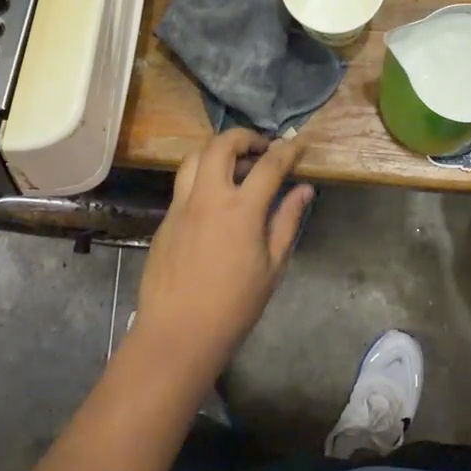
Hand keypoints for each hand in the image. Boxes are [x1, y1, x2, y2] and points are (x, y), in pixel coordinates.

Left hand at [133, 130, 313, 379]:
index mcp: (240, 210)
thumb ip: (287, 221)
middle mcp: (208, 198)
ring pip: (194, 157)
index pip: (269, 165)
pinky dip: (202, 176)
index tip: (298, 145)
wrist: (179, 332)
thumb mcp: (273, 266)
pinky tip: (215, 198)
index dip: (287, 150)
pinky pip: (183, 184)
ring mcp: (181, 206)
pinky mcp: (165, 219)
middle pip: (222, 145)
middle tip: (261, 149)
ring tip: (235, 165)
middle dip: (244, 137)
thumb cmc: (234, 306)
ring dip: (217, 151)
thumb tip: (304, 190)